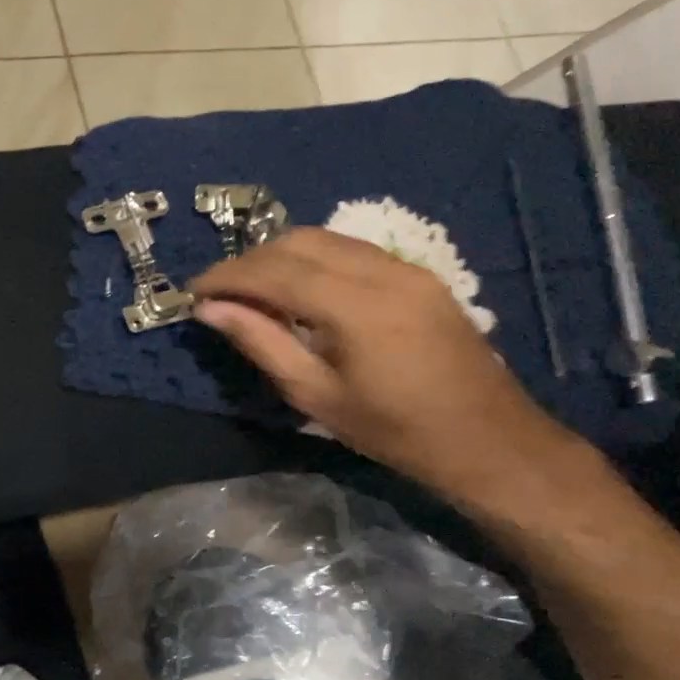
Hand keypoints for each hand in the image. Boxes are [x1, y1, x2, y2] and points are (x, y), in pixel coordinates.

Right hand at [190, 228, 577, 499]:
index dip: (227, 276)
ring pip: (325, 239)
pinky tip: (295, 290)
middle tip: (217, 294)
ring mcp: (406, 270)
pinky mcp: (418, 276)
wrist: (487, 439)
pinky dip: (310, 260)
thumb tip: (209, 310)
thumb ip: (261, 342)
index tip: (192, 292)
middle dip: (249, 261)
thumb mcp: (313, 393)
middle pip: (298, 242)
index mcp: (357, 307)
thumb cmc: (393, 429)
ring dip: (278, 256)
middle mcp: (384, 273)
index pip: (275, 272)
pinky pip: (350, 250)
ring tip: (249, 291)